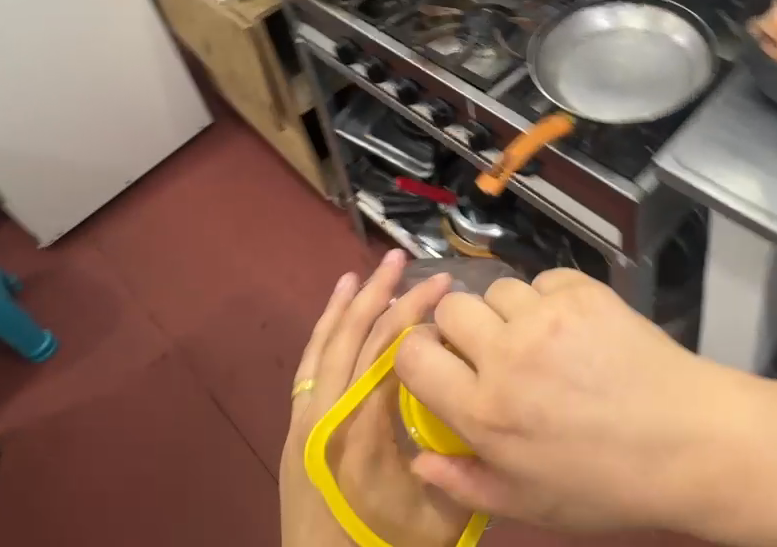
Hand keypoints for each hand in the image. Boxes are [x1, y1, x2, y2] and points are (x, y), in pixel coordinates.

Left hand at [281, 250, 473, 546]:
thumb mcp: (441, 515)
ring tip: (370, 269)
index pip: (392, 347)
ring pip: (329, 341)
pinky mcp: (297, 424)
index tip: (447, 284)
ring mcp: (307, 415)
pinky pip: (310, 362)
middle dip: (387, 293)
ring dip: (351, 302)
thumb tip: (479, 397)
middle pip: (359, 333)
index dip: (419, 310)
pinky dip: (323, 328)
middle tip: (412, 261)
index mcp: (364, 426)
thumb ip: (461, 456)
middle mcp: (329, 409)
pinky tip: (336, 309)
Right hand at [394, 268, 741, 533]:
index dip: (419, 354)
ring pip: (498, 289)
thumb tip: (419, 458)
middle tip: (490, 349)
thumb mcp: (529, 503)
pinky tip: (572, 325)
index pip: (412, 354)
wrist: (689, 440)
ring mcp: (545, 316)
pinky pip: (544, 279)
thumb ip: (465, 480)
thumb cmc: (606, 483)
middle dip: (460, 327)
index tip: (439, 363)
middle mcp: (505, 354)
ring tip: (538, 338)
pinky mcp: (582, 291)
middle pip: (450, 308)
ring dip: (508, 312)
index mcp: (484, 410)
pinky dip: (549, 298)